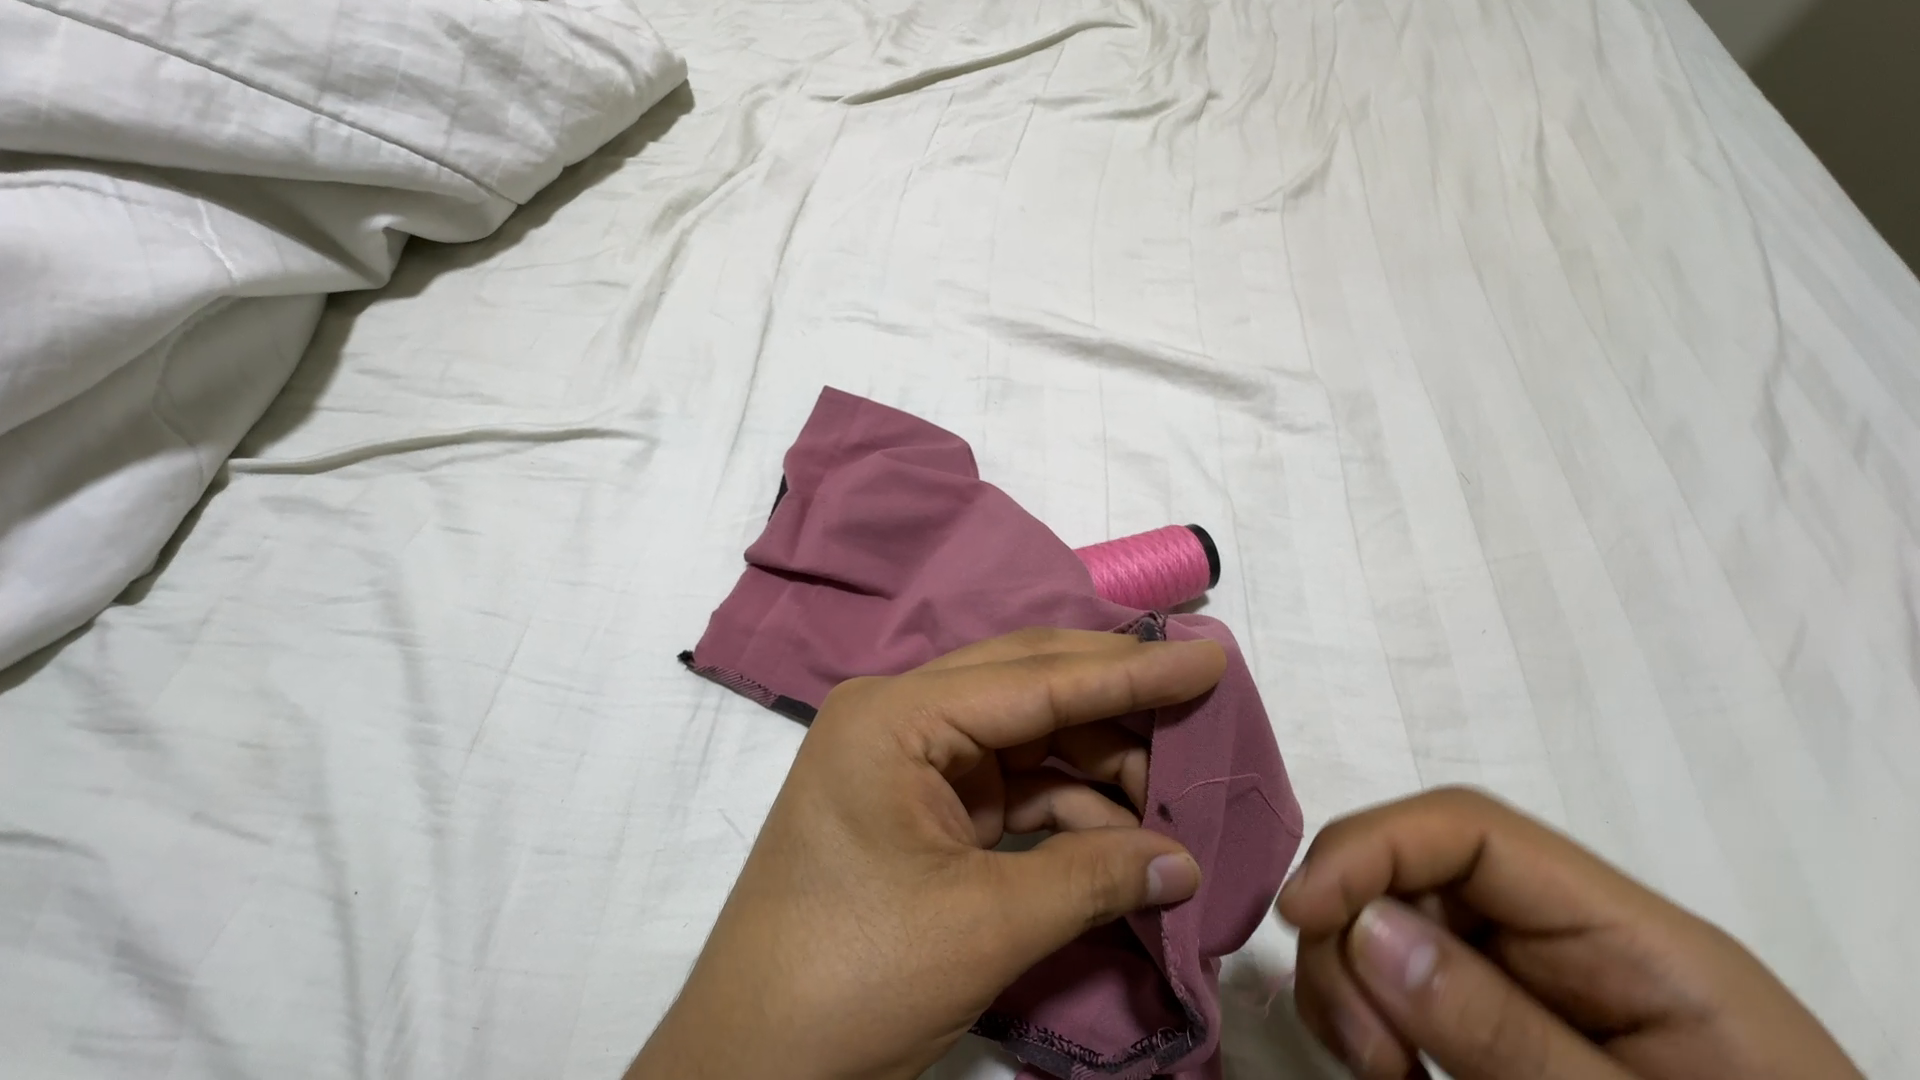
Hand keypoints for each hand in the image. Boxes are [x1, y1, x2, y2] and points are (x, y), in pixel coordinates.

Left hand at [627, 628, 1225, 1079]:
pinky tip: (1129, 843)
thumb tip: (1185, 863)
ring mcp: (912, 765)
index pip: (1036, 680)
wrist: (751, 1066)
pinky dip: (1071, 815)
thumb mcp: (983, 924)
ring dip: (1103, 771)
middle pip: (1032, 691)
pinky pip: (1014, 792)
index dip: (1131, 673)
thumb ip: (1092, 879)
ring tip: (1182, 799)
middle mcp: (902, 720)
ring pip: (1030, 743)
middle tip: (1206, 711)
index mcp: (897, 716)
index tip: (1210, 657)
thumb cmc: (852, 978)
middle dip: (1120, 708)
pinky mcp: (924, 811)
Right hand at [1277, 788, 1862, 1079]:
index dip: (1368, 847)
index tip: (1298, 916)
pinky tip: (1390, 1072)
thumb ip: (1504, 1031)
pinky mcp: (1508, 1021)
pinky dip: (1372, 1017)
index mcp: (1633, 937)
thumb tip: (1362, 926)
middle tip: (1364, 1053)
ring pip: (1392, 924)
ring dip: (1352, 983)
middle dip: (1352, 938)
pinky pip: (1408, 983)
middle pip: (1414, 872)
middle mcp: (1572, 935)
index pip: (1469, 828)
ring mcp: (1535, 978)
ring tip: (1381, 1073)